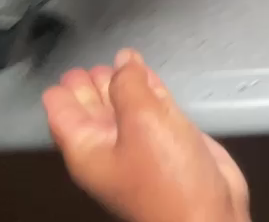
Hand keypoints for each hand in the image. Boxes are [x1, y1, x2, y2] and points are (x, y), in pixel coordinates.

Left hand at [43, 49, 248, 221]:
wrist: (206, 212)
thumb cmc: (164, 171)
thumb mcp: (141, 121)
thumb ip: (128, 86)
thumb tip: (122, 61)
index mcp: (89, 150)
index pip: (65, 118)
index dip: (63, 95)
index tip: (65, 72)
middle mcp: (110, 148)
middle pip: (92, 112)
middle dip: (89, 89)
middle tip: (87, 65)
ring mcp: (141, 145)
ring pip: (123, 108)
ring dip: (120, 85)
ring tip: (118, 60)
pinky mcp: (170, 141)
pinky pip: (152, 108)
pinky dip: (148, 89)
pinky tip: (148, 74)